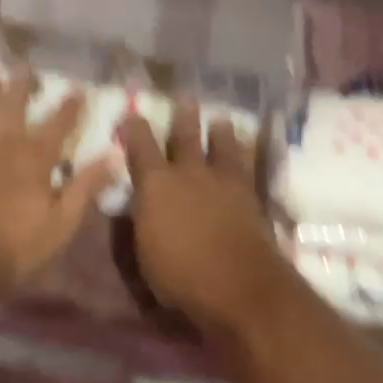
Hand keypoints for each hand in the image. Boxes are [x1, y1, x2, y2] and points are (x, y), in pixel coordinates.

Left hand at [0, 69, 111, 292]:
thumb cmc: (10, 249)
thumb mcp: (60, 225)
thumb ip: (85, 187)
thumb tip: (113, 156)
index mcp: (35, 156)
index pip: (60, 121)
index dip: (71, 104)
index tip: (79, 90)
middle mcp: (1, 140)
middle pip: (14, 101)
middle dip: (24, 84)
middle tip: (28, 70)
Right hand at [119, 100, 290, 334]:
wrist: (238, 283)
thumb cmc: (180, 276)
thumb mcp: (144, 252)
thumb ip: (143, 221)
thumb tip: (142, 206)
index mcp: (156, 184)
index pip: (141, 146)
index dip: (135, 128)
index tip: (132, 115)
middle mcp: (189, 172)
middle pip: (185, 135)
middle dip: (183, 116)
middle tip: (186, 99)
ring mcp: (224, 180)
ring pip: (222, 143)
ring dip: (220, 131)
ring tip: (221, 121)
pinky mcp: (251, 194)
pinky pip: (246, 164)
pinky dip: (244, 155)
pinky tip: (245, 154)